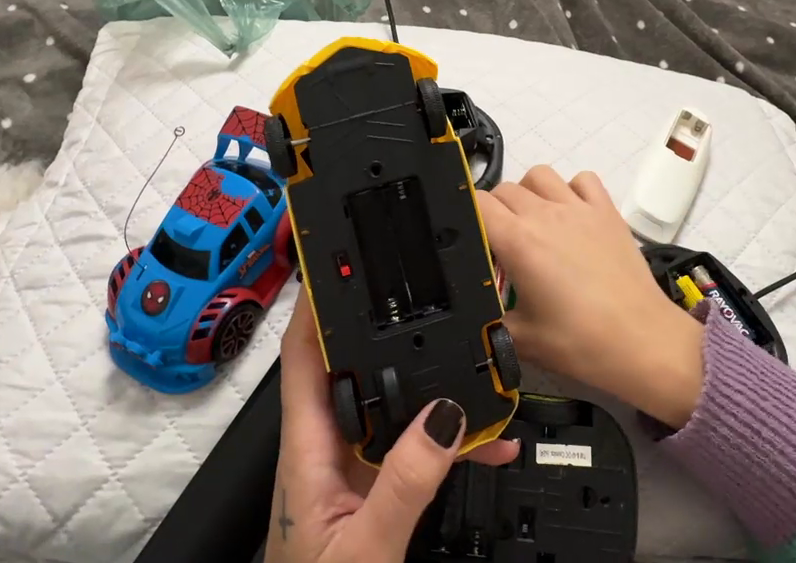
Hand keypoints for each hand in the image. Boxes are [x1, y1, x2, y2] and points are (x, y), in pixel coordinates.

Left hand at [267, 290, 518, 562]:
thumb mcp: (366, 547)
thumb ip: (403, 483)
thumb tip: (441, 417)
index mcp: (306, 450)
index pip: (304, 357)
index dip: (316, 304)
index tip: (340, 262)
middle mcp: (325, 448)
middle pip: (355, 366)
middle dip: (390, 330)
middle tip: (430, 295)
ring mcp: (351, 467)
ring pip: (395, 404)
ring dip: (436, 387)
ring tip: (480, 371)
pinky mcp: (374, 488)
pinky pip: (415, 447)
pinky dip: (450, 439)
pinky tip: (491, 442)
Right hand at [480, 167, 705, 427]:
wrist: (643, 343)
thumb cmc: (581, 343)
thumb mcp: (521, 339)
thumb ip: (489, 319)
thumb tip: (476, 313)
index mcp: (518, 241)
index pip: (477, 204)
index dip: (467, 219)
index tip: (472, 242)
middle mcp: (545, 214)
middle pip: (504, 189)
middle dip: (495, 212)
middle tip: (502, 246)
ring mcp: (579, 208)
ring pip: (539, 175)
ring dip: (529, 193)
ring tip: (534, 223)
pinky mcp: (607, 211)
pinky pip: (582, 179)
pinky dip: (570, 189)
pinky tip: (571, 215)